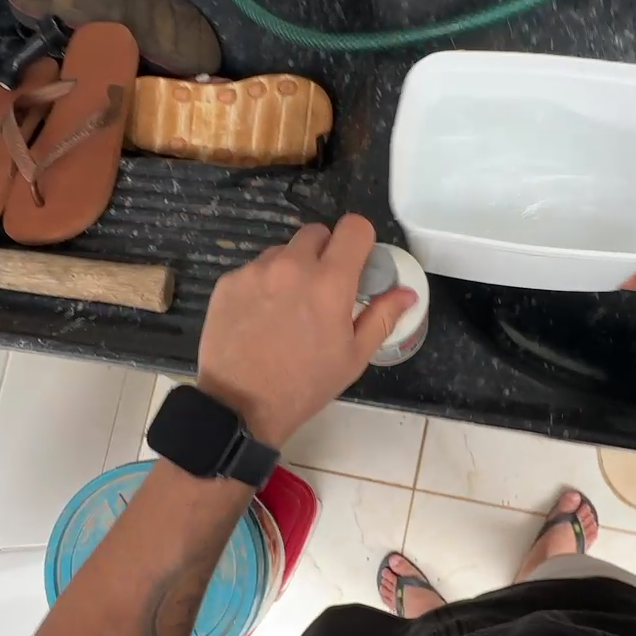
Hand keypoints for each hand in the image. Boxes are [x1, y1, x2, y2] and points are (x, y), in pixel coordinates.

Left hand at [197, 215, 417, 446]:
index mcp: (330, 282)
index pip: (354, 228)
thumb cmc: (305, 385)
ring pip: (282, 252)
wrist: (240, 406)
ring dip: (291, 269)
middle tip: (322, 291)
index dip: (360, 241)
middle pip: (316, 233)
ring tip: (287, 310)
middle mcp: (292, 265)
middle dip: (325, 254)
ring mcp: (255, 271)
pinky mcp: (228, 283)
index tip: (357, 262)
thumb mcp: (353, 357)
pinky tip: (260, 319)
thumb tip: (407, 293)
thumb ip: (382, 317)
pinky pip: (253, 270)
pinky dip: (262, 285)